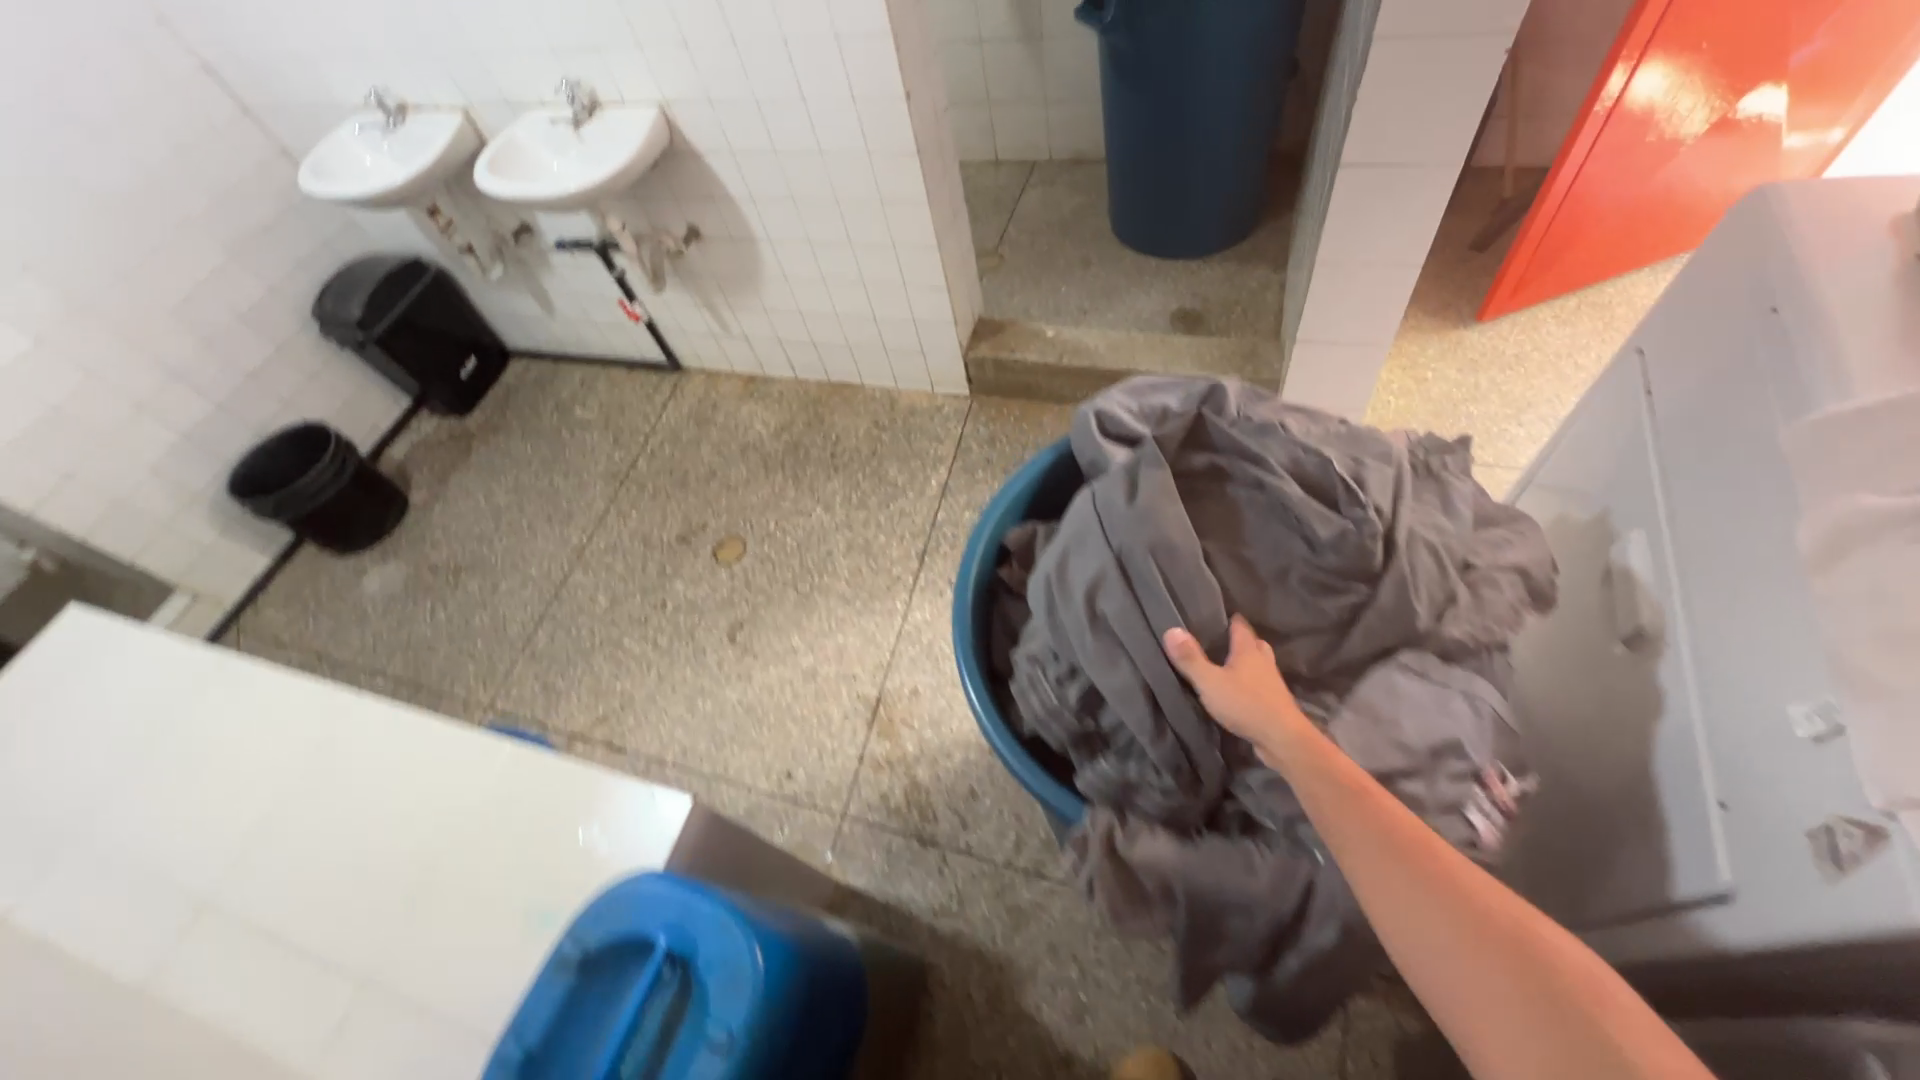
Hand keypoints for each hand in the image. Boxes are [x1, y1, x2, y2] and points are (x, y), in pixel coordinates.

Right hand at [1163, 616, 1312, 755]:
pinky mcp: (1275, 702)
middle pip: (1254, 644)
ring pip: (1260, 664)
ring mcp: (1272, 683)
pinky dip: (1252, 682)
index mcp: (1248, 651)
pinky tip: (1241, 690)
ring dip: (1248, 662)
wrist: (1282, 739)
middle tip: (1224, 639)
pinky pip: (1261, 685)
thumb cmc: (1245, 704)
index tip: (1220, 614)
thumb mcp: (1210, 682)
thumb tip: (1171, 630)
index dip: (1231, 619)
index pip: (1241, 626)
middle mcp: (1263, 662)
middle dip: (1242, 640)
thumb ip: (1190, 658)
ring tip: (1230, 664)